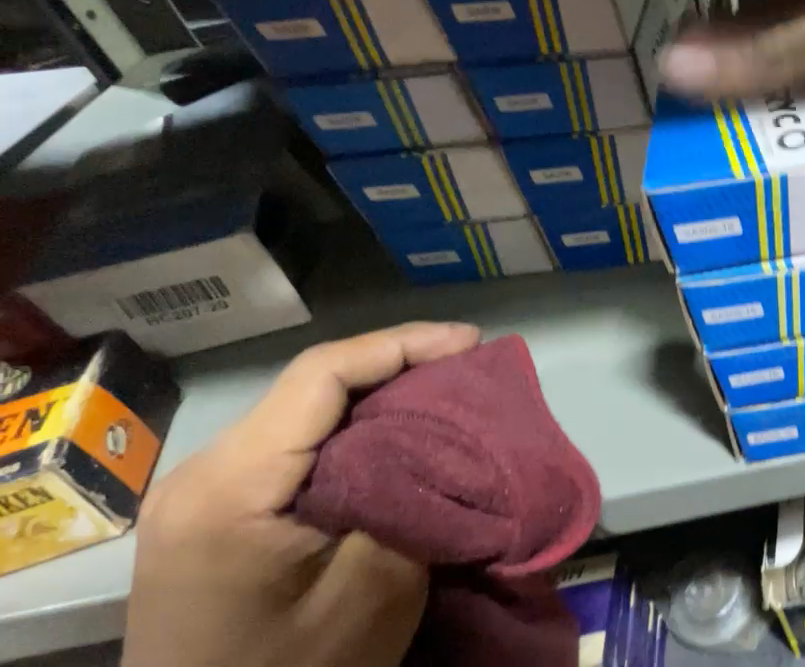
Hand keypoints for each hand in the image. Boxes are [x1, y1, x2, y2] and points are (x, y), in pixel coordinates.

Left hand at [123, 322, 482, 666]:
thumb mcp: (374, 587)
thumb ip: (414, 493)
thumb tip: (455, 432)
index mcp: (230, 485)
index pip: (322, 374)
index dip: (405, 343)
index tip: (474, 343)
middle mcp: (204, 472)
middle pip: (314, 385)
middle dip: (402, 364)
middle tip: (473, 370)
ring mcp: (203, 492)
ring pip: (306, 409)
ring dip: (382, 395)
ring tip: (450, 395)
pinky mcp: (215, 512)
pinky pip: (295, 442)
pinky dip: (357, 427)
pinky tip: (402, 437)